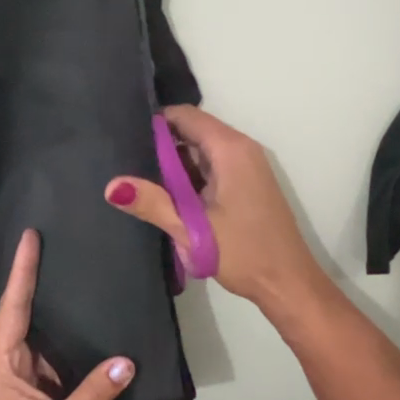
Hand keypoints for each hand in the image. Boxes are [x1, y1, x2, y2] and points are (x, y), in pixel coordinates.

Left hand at [0, 230, 134, 399]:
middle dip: (37, 274)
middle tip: (56, 237)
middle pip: (24, 308)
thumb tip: (127, 361)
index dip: (22, 270)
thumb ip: (94, 393)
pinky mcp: (44, 383)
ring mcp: (28, 370)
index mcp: (4, 362)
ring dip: (54, 300)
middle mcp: (12, 359)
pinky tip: (89, 313)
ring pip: (42, 326)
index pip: (13, 306)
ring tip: (74, 264)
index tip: (30, 236)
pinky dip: (71, 329)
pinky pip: (58, 347)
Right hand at [104, 104, 328, 309]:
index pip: (186, 115)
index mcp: (230, 150)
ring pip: (199, 152)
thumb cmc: (243, 252)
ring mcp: (245, 167)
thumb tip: (111, 186)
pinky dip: (188, 178)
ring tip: (136, 178)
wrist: (288, 284)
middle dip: (159, 145)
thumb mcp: (191, 228)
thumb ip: (152, 203)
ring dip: (172, 165)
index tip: (123, 137)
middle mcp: (240, 150)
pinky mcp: (245, 185)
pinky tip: (164, 196)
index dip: (154, 123)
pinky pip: (210, 168)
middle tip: (122, 161)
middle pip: (192, 131)